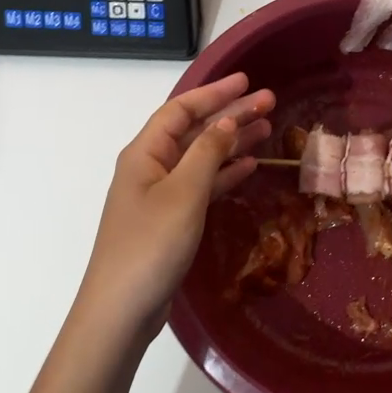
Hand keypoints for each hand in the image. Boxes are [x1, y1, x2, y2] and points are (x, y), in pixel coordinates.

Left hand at [77, 73, 273, 335]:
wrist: (121, 311)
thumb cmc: (150, 245)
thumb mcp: (183, 193)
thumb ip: (207, 153)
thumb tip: (227, 121)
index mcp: (144, 153)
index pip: (181, 110)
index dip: (214, 93)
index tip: (247, 81)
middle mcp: (150, 167)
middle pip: (193, 130)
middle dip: (230, 114)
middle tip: (270, 102)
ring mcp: (159, 195)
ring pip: (201, 156)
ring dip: (232, 141)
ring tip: (267, 128)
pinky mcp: (170, 220)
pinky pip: (201, 184)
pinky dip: (224, 173)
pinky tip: (248, 166)